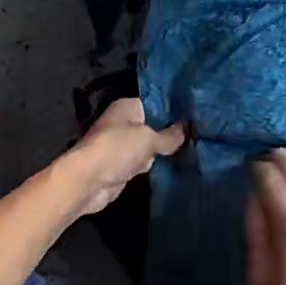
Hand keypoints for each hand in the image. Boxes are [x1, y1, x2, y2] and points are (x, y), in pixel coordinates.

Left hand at [56, 98, 186, 215]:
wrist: (88, 181)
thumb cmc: (117, 149)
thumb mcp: (148, 138)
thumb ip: (169, 135)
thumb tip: (186, 129)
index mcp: (127, 106)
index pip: (155, 103)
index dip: (174, 110)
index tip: (195, 116)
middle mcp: (123, 122)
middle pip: (153, 125)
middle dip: (170, 132)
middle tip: (197, 135)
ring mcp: (122, 145)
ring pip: (149, 145)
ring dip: (161, 151)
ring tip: (191, 150)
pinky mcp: (121, 165)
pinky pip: (142, 162)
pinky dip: (151, 165)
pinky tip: (172, 167)